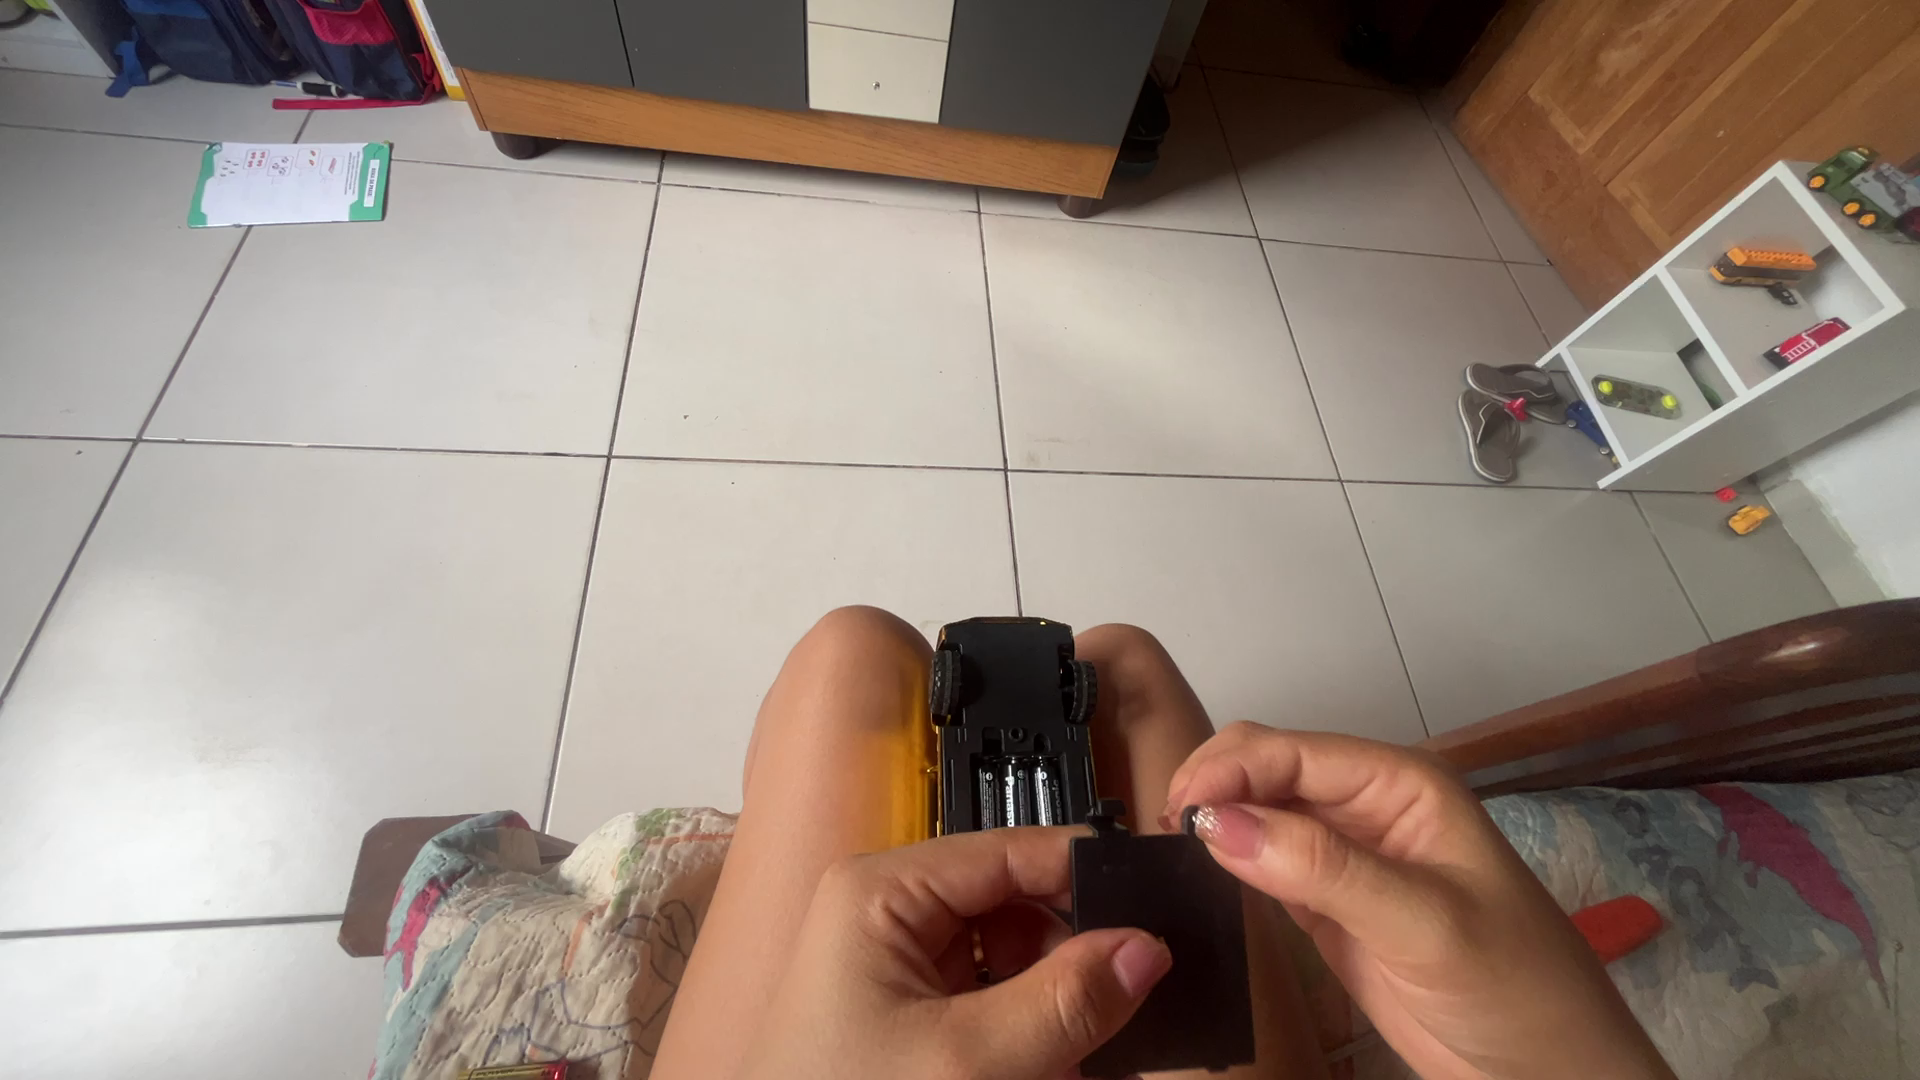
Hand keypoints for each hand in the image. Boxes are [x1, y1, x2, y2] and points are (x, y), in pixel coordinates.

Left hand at [737, 826, 1172, 1079]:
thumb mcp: (966, 1064)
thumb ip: (1063, 1002)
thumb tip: (1146, 948)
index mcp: (882, 888)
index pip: (1003, 850)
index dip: (1078, 869)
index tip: (1152, 898)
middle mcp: (887, 907)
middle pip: (1009, 902)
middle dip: (1068, 948)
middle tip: (1134, 987)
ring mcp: (896, 958)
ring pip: (1005, 952)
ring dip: (1052, 994)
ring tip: (1096, 1037)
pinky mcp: (906, 1006)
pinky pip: (986, 994)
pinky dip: (1026, 1025)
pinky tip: (1058, 1058)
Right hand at [1165, 724, 1674, 1079]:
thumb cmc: (1516, 994)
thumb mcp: (1425, 925)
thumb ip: (1321, 867)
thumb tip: (1215, 822)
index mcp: (1395, 781)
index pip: (1290, 749)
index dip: (1229, 768)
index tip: (1181, 810)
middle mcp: (1360, 799)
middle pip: (1264, 764)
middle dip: (1214, 783)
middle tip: (1172, 830)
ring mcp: (1339, 845)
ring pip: (1254, 804)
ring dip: (1214, 815)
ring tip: (1176, 847)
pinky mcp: (1320, 891)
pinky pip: (1259, 853)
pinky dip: (1225, 854)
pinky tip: (1202, 869)